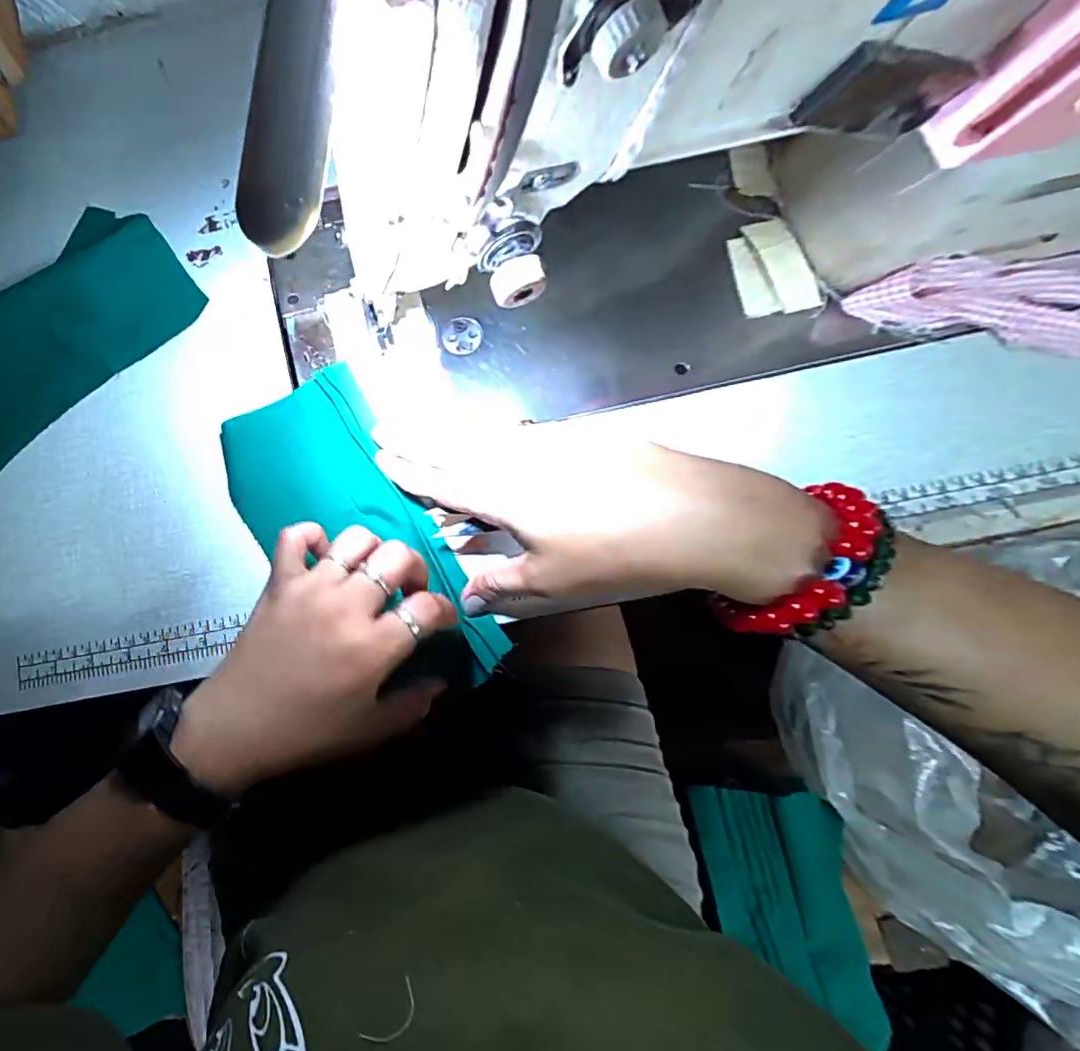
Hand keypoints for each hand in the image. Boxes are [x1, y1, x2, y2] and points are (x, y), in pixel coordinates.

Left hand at [170, 523, 458, 795]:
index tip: (441, 620)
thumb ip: (413, 704)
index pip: (428, 606)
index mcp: (374, 646)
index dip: (445, 610)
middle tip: (409, 591)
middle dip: (416, 569)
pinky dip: (313, 536)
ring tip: (370, 574)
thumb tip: (440, 683)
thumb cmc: (308, 731)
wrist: (238, 726)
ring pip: (356, 538)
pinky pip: (296, 536)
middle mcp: (347, 606)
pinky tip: (323, 557)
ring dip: (374, 551)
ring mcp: (310, 587)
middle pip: (398, 557)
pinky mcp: (279, 581)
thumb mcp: (370, 729)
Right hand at [374, 433, 830, 612]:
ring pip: (489, 434)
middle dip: (418, 437)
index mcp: (503, 494)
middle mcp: (519, 458)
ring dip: (453, 433)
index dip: (408, 471)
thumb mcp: (553, 582)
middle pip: (457, 445)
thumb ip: (502, 584)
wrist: (699, 515)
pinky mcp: (585, 435)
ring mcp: (553, 441)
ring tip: (428, 429)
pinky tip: (499, 442)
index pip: (442, 480)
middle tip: (385, 426)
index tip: (379, 456)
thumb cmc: (617, 556)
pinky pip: (524, 434)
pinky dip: (498, 437)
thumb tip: (465, 596)